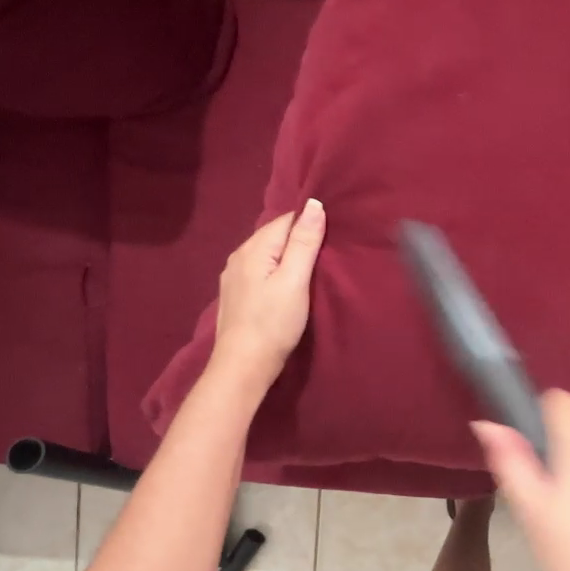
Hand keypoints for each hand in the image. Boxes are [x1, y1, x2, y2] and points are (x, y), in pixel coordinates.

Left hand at [213, 198, 325, 377]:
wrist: (243, 365)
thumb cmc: (273, 322)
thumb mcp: (294, 280)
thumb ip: (304, 242)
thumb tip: (314, 205)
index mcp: (254, 248)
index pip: (286, 220)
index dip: (310, 222)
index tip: (334, 232)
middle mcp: (239, 256)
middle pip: (275, 235)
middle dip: (299, 237)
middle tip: (329, 248)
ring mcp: (234, 276)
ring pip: (268, 253)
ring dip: (288, 254)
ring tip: (312, 264)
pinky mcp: (237, 294)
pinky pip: (261, 269)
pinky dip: (277, 269)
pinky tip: (288, 282)